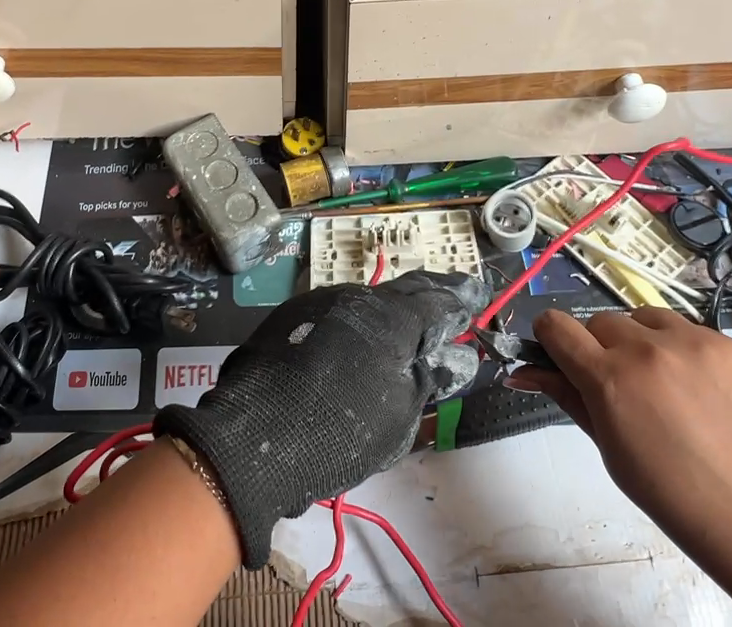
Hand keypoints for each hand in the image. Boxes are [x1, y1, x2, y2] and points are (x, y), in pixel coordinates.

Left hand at [154, 271, 485, 568]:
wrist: (255, 439)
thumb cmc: (341, 432)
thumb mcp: (400, 417)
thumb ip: (426, 380)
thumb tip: (450, 360)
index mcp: (391, 318)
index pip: (436, 299)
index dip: (459, 298)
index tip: (477, 295)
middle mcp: (354, 298)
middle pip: (400, 292)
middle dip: (427, 295)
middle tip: (449, 298)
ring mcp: (315, 303)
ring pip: (362, 303)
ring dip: (384, 313)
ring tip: (400, 326)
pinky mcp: (285, 317)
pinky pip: (331, 315)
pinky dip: (351, 325)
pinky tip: (351, 344)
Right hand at [510, 307, 731, 618]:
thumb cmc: (681, 504)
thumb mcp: (613, 454)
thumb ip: (569, 400)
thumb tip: (524, 371)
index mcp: (612, 379)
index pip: (556, 326)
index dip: (550, 340)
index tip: (559, 358)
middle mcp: (652, 348)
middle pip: (601, 321)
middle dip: (599, 348)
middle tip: (619, 389)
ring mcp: (701, 342)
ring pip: (647, 319)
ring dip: (642, 342)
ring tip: (665, 387)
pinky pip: (695, 333)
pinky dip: (687, 354)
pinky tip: (707, 396)